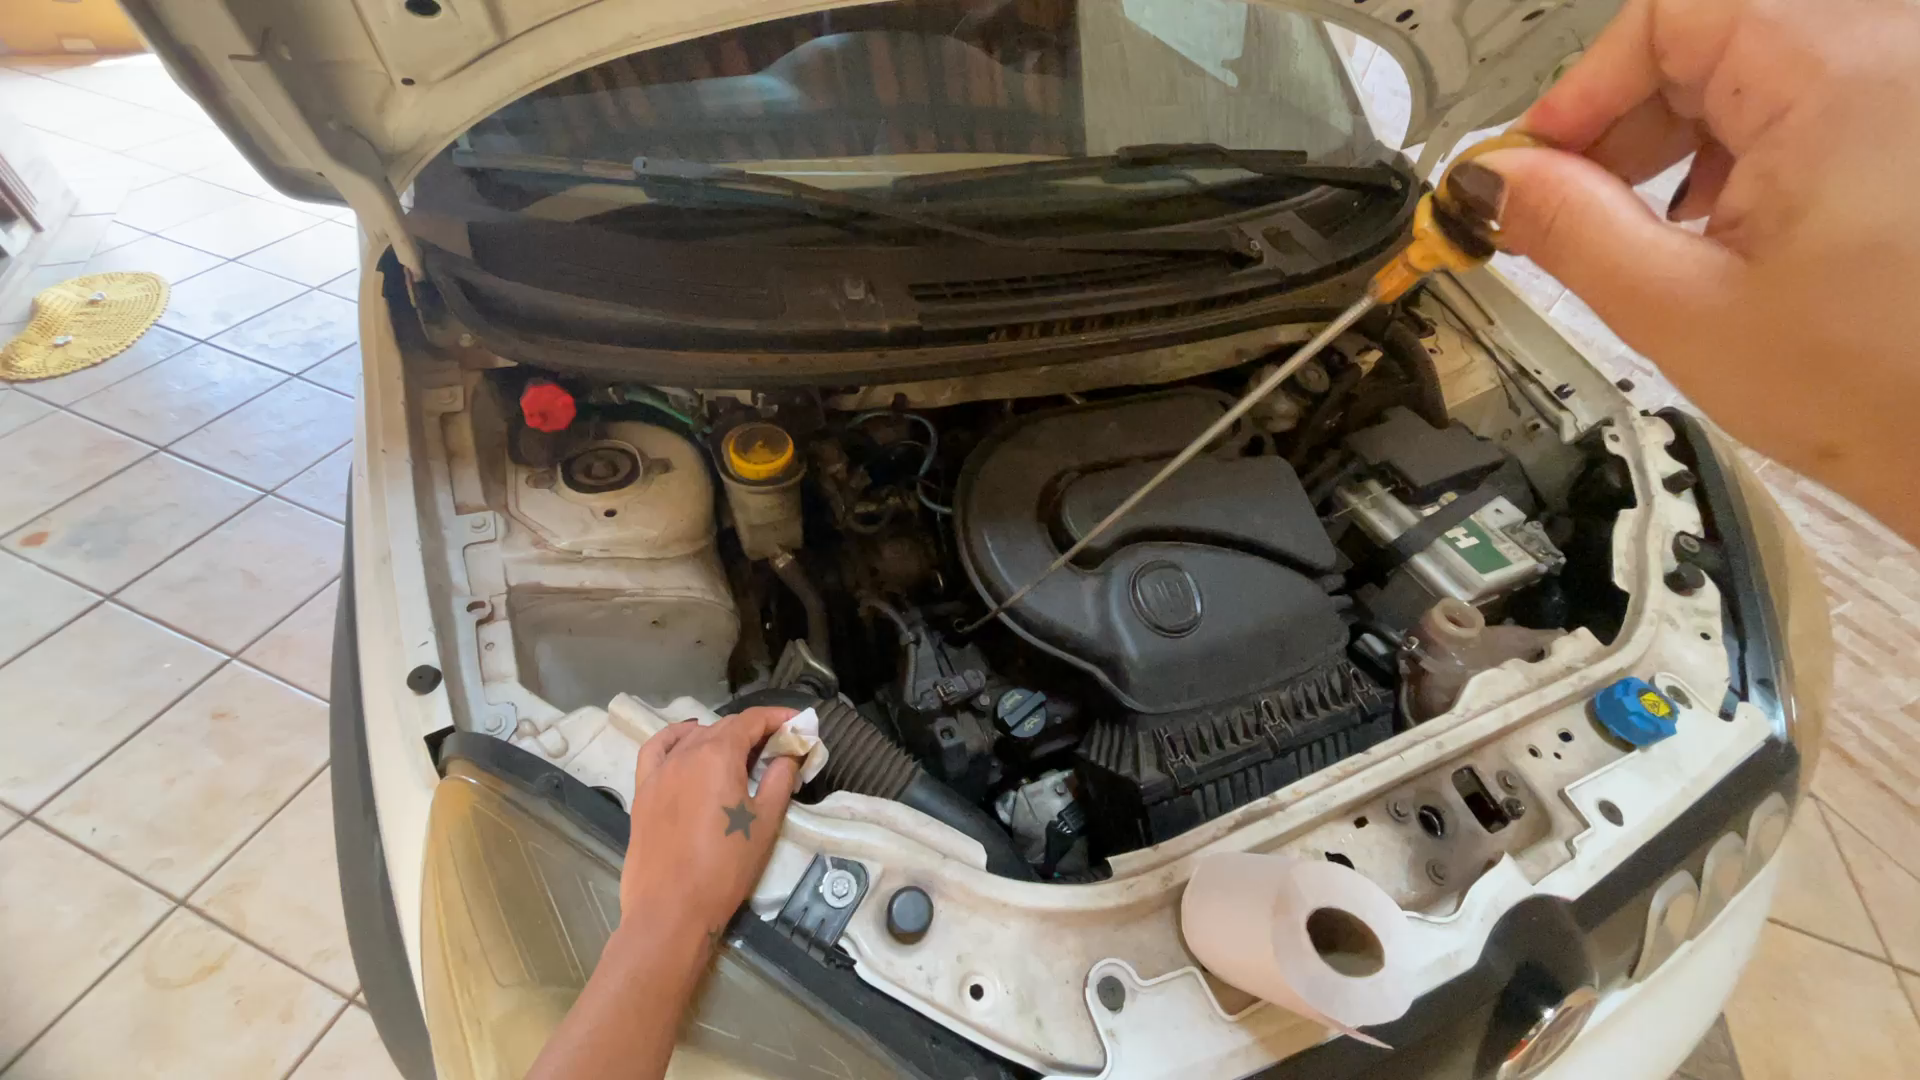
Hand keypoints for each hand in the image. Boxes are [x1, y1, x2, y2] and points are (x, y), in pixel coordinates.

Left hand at [618, 707, 800, 947]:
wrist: (670, 911)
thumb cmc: (725, 867)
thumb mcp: (766, 822)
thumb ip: (780, 778)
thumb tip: (790, 754)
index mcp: (719, 755)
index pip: (752, 720)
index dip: (778, 717)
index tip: (799, 724)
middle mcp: (687, 753)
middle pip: (726, 726)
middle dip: (755, 730)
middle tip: (780, 747)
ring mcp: (661, 771)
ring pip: (695, 736)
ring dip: (722, 736)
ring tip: (741, 754)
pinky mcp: (644, 791)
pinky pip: (657, 749)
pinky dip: (676, 737)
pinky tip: (689, 741)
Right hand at [1444, 0, 1919, 539]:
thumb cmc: (1872, 382)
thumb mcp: (1671, 305)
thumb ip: (1565, 228)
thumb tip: (1487, 182)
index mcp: (1850, 72)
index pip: (1672, 13)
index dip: (1582, 90)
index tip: (1532, 167)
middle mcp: (1908, 49)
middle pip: (1713, 35)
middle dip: (1620, 123)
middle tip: (1565, 209)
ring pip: (1759, 66)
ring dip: (1675, 140)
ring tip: (1648, 228)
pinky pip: (1817, 94)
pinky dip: (1742, 147)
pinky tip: (1722, 221)